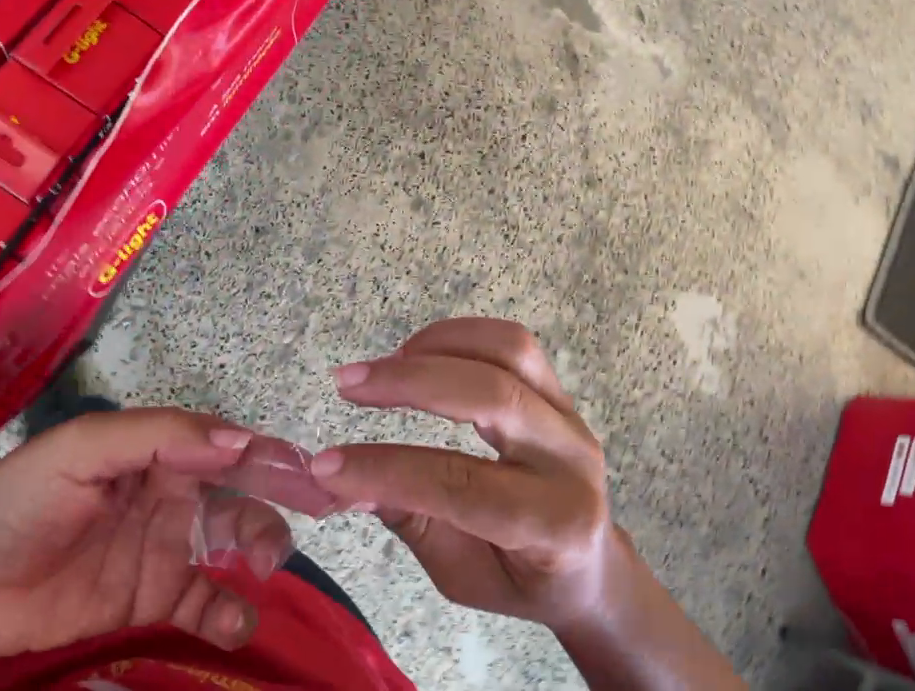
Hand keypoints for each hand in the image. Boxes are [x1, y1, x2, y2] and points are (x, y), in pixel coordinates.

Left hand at [0, 408, 294, 658]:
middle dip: (277, 500)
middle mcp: (169, 493)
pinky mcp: (153, 599)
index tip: (309, 474)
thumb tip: (239, 438)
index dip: (267, 454)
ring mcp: (164, 547)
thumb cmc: (22, 501)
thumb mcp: (84, 450)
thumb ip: (160, 436)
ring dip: (260, 550)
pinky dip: (230, 612)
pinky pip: (207, 603)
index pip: (223, 445)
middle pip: (238, 491)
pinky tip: (233, 620)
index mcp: (156, 451)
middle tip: (309, 515)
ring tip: (261, 568)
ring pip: (233, 543)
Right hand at [309, 319, 632, 631]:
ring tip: (383, 367)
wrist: (589, 565)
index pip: (458, 483)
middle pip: (491, 395)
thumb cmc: (520, 579)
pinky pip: (511, 343)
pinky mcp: (557, 390)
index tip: (326, 464)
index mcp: (552, 524)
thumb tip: (341, 481)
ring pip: (508, 350)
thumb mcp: (459, 574)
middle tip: (346, 384)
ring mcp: (569, 416)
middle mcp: (570, 460)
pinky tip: (414, 354)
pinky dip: (456, 336)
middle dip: (410, 384)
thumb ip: (407, 520)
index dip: (386, 469)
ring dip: (436, 346)